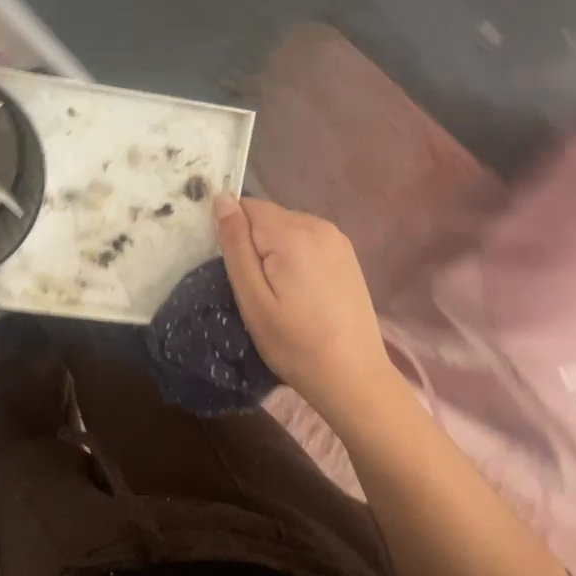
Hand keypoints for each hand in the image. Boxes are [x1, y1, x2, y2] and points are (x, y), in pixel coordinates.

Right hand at [213, 195, 394, 411]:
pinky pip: (306, 240)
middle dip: (253, 243)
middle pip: (267, 216)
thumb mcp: (253, 298)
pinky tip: (299, 291)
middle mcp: (317, 225)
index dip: (232, 233)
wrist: (353, 376)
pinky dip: (295, 256)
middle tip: (254, 289)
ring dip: (274, 250)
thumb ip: (235, 245)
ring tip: (277, 293)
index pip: (246, 206)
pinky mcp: (346, 254)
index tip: (234, 270)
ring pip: (286, 227)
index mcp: (291, 232)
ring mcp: (336, 239)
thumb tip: (222, 199)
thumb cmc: (295, 343)